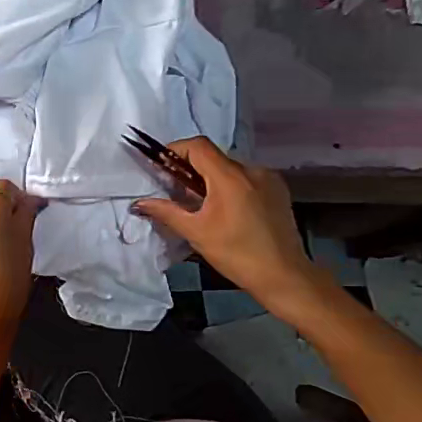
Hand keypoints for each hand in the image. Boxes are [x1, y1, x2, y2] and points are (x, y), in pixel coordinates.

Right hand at [131, 138, 326, 308]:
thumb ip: (166, 212)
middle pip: (213, 157)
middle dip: (190, 169)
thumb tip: (139, 203)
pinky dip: (229, 186)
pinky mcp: (278, 190)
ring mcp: (268, 179)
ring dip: (210, 179)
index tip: (161, 166)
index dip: (175, 150)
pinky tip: (226, 211)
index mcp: (229, 177)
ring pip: (230, 169)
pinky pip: (246, 179)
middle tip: (176, 192)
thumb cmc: (235, 253)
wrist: (283, 275)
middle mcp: (251, 170)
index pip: (198, 146)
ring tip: (201, 206)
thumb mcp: (195, 232)